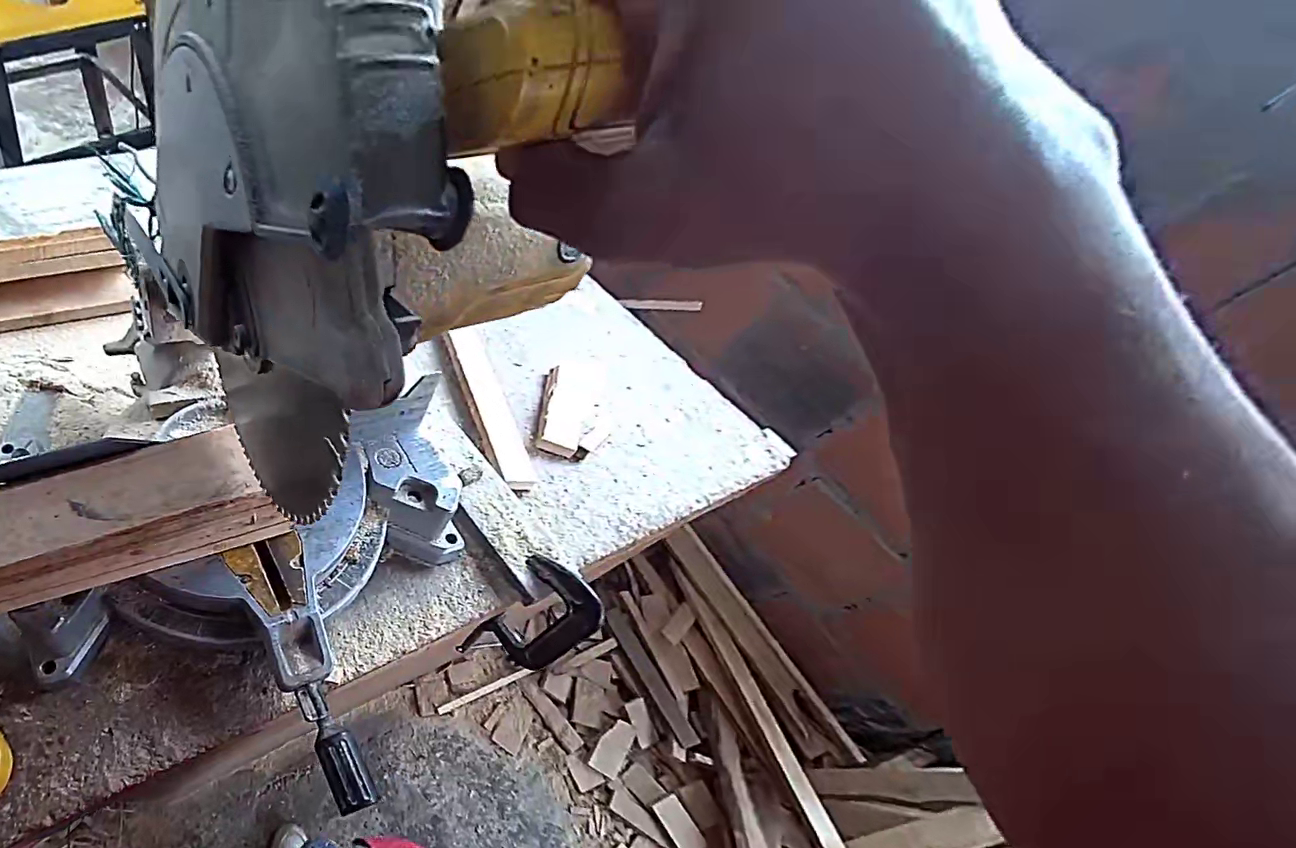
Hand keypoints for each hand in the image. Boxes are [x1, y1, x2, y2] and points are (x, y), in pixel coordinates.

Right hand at [497, 0, 1120, 282]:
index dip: (513, 29)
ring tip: (670, 110)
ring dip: (644, 50)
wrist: (948, 181)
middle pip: (621, 7)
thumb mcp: (636, 216)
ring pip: (670, 14)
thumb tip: (519, 159)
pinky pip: (732, 18)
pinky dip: (703, 46)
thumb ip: (546, 192)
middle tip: (583, 111)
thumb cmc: (784, 195)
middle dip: (582, 49)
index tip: (511, 80)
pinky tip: (736, 89)